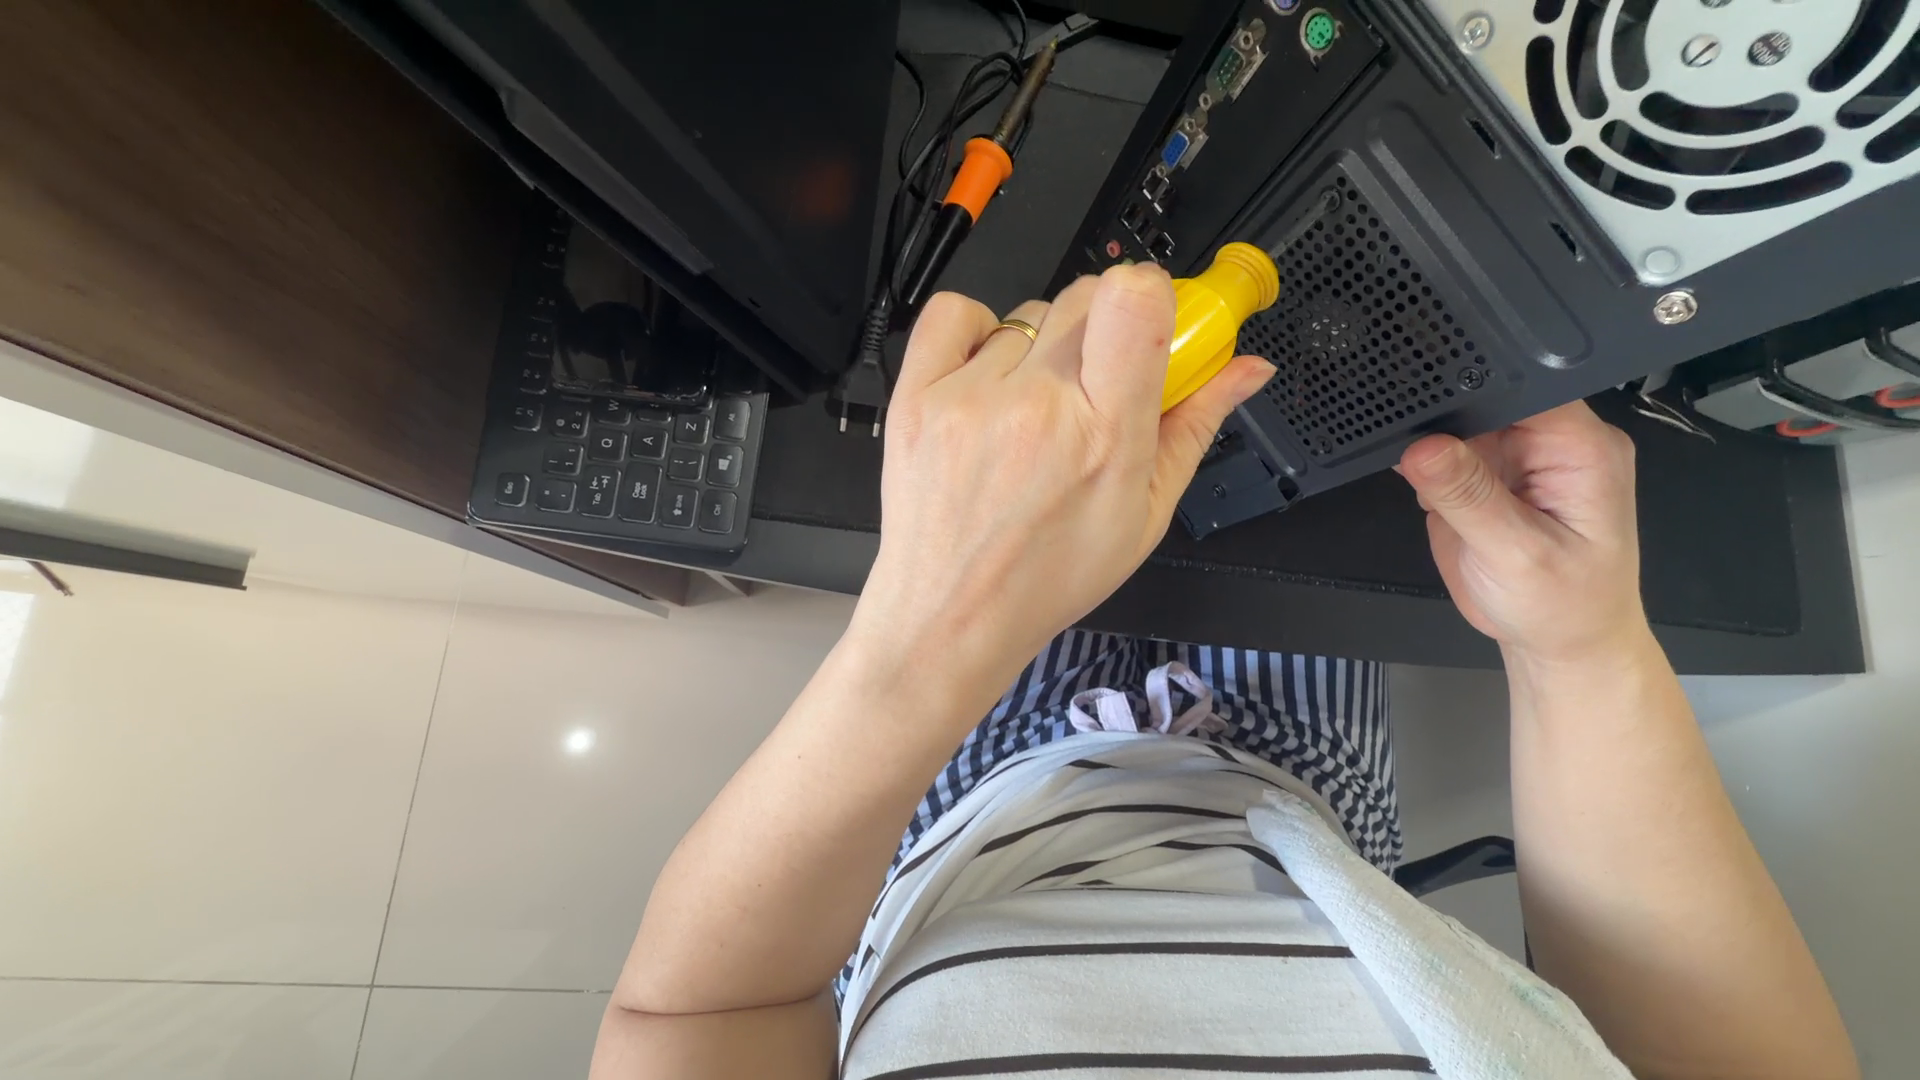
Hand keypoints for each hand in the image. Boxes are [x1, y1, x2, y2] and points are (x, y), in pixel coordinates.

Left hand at [849, 264, 1274, 685]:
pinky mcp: (917, 398)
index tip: (1149, 325)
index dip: (1151, 295)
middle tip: (1092, 385)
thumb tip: (1246, 368)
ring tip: (1030, 413)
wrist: (953, 613)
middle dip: (1101, 329)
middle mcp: (1035, 408)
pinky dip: (977, 332)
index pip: (1134, 299)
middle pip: (1085, 295)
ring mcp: (969, 399)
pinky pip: (955, 313)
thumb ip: (1194, 429)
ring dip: (1040, 350)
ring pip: (1026, 316)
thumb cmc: (1049, 576)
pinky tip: (986, 378)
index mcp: (1103, 437)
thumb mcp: (1144, 516)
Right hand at [1397, 401, 1645, 666]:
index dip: (1473, 380)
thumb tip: (1421, 446)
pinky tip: (1406, 477)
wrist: (1557, 643)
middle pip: (1482, 399)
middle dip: (1438, 412)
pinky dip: (1415, 462)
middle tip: (1397, 428)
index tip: (1420, 387)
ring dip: (1421, 436)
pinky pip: (1438, 453)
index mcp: (1579, 448)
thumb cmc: (1561, 604)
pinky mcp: (1477, 480)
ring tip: (1404, 462)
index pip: (1524, 386)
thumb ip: (1469, 496)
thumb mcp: (1516, 552)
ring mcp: (1509, 461)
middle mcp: (1546, 445)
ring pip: (1453, 424)